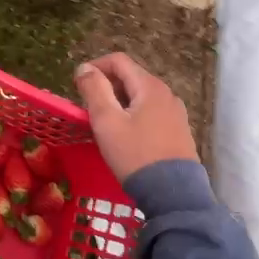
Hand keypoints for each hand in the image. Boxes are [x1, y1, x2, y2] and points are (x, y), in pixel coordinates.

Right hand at [75, 52, 198, 181]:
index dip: (95, 67)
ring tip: (106, 123)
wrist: (175, 198)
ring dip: (120, 102)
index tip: (79, 86)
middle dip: (107, 86)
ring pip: (141, 96)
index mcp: (150, 86)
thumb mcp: (107, 121)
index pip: (118, 61)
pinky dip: (135, 115)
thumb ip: (94, 89)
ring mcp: (176, 114)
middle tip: (90, 107)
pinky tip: (128, 136)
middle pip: (130, 77)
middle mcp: (167, 94)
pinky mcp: (180, 132)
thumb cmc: (136, 155)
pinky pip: (152, 113)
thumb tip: (85, 68)